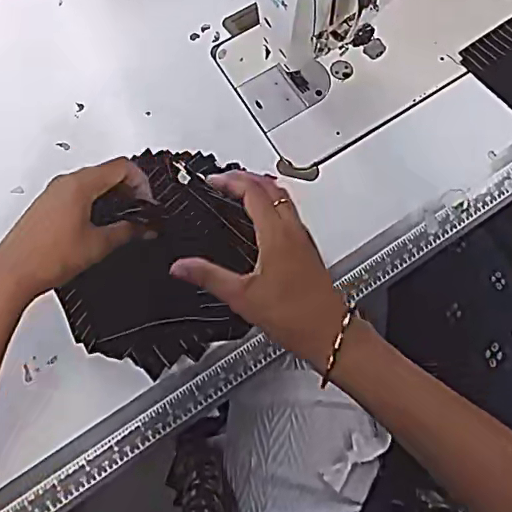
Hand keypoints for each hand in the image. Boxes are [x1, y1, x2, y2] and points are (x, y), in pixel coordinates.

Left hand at [0, 158, 152, 310]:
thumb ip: (127, 232)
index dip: (142, 183)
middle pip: (108, 171)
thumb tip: (144, 229)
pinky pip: (77, 192)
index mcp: (79, 184)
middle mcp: (65, 182)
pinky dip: (95, 202)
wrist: (11, 273)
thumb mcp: (98, 245)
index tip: (147, 203)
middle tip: (140, 212)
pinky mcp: (47, 204)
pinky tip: (99, 226)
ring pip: (92, 182)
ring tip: (123, 221)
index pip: (122, 166)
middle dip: (129, 189)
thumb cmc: (44, 258)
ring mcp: (54, 192)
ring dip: (112, 196)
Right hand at [170, 171, 348, 363]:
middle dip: (245, 177)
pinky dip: (272, 203)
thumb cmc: (296, 317)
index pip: (253, 191)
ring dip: (261, 187)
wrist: (330, 333)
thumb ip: (209, 277)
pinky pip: (289, 213)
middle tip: (224, 179)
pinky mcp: (307, 249)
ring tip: (241, 189)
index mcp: (276, 235)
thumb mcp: (242, 297)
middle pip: (270, 187)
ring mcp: (303, 238)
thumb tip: (181, 266)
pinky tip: (264, 219)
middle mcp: (293, 231)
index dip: (231, 180)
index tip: (213, 180)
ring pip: (283, 198)